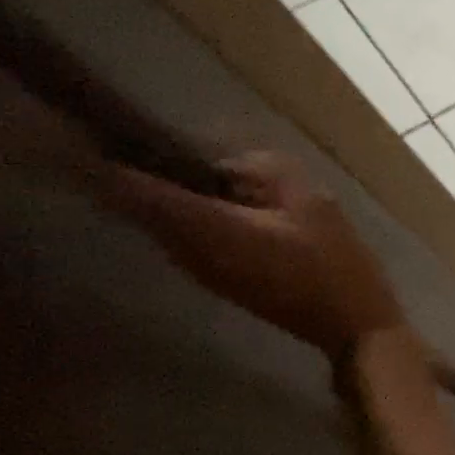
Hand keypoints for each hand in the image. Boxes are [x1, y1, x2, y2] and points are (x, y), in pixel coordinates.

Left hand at [100, 152, 404, 357]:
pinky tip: (231, 209)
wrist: (351, 327)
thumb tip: (231, 162)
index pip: (125, 184)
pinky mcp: (215, 278)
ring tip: (204, 175)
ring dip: (168, 195)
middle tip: (164, 145)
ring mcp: (197, 267)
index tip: (103, 127)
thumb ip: (268, 170)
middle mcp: (184, 246)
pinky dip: (191, 216)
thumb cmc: (337, 266)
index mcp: (203, 224)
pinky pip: (183, 236)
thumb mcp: (316, 205)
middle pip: (134, 201)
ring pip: (158, 219)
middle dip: (141, 170)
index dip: (106, 154)